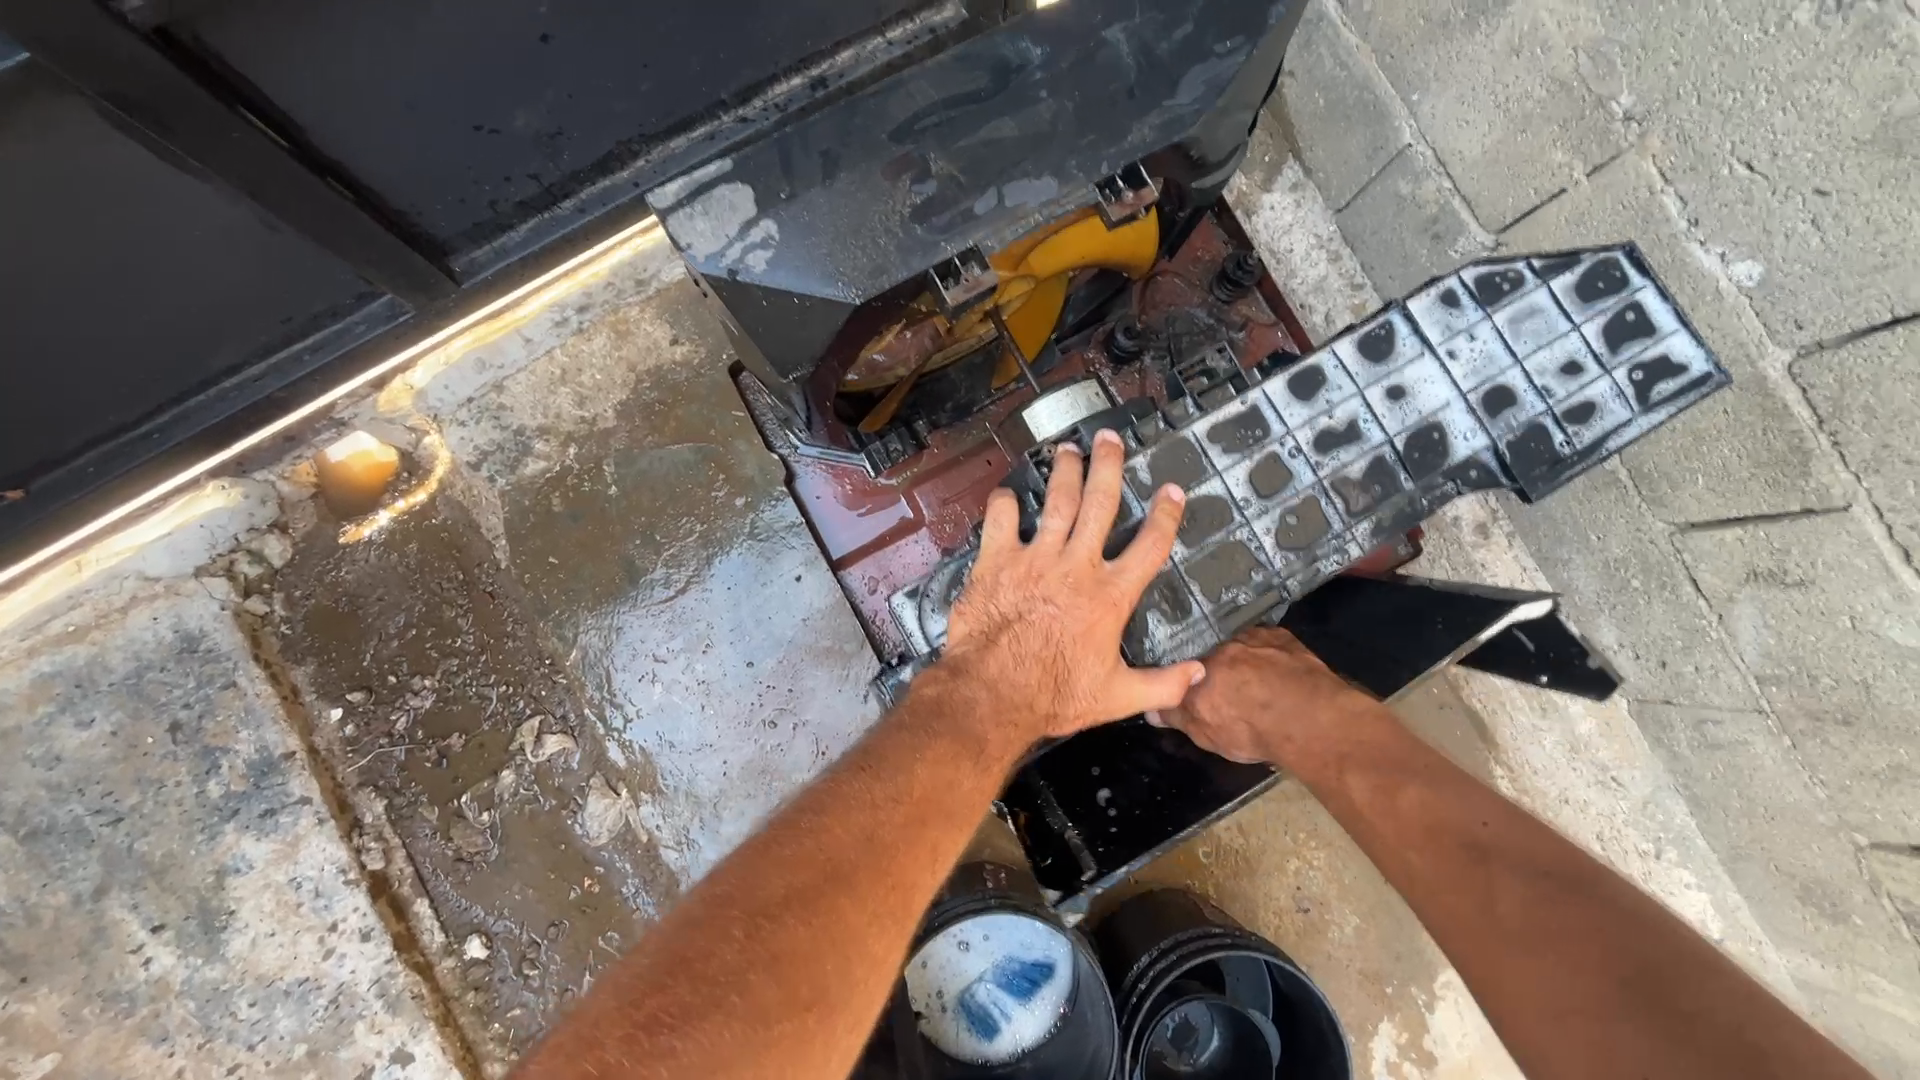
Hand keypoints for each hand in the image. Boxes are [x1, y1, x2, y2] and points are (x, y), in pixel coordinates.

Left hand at [940, 428, 1205, 742]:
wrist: (994, 691)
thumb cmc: (1055, 694)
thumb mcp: (1117, 697)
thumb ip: (1162, 685)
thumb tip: (1199, 675)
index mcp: (1110, 595)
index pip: (1149, 546)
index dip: (1165, 515)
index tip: (1172, 490)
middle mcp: (1077, 565)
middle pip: (1100, 503)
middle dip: (1108, 467)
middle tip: (1109, 439)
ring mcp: (1036, 558)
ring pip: (1056, 502)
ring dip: (1064, 472)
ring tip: (1068, 449)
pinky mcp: (998, 561)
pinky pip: (1000, 520)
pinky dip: (1003, 504)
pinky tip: (1006, 494)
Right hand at [1155, 626, 1378, 763]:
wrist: (1310, 719)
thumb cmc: (1252, 730)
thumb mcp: (1207, 735)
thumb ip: (1177, 718)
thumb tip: (1151, 711)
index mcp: (1196, 669)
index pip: (1180, 668)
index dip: (1185, 679)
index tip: (1192, 691)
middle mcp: (1219, 646)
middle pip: (1210, 652)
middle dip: (1215, 667)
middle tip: (1229, 688)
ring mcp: (1252, 637)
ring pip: (1240, 644)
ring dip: (1243, 657)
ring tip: (1256, 680)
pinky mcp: (1281, 635)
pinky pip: (1267, 640)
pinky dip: (1268, 653)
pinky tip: (1278, 670)